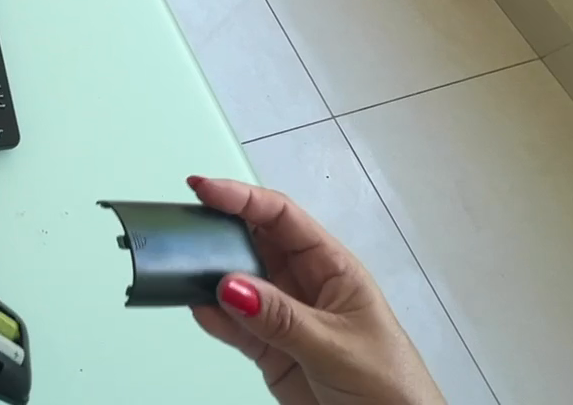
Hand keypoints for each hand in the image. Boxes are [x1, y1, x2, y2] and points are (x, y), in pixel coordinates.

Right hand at [186, 176, 444, 404]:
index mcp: (330, 266)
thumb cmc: (391, 391)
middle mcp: (301, 282)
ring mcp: (282, 315)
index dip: (241, 196)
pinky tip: (198, 309)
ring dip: (210, 274)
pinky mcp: (268, 349)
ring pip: (236, 280)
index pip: (280, 216)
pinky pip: (232, 323)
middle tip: (182, 223)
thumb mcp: (338, 348)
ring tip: (181, 267)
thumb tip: (228, 284)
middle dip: (218, 228)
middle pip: (252, 240)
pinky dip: (212, 315)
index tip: (202, 188)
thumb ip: (282, 317)